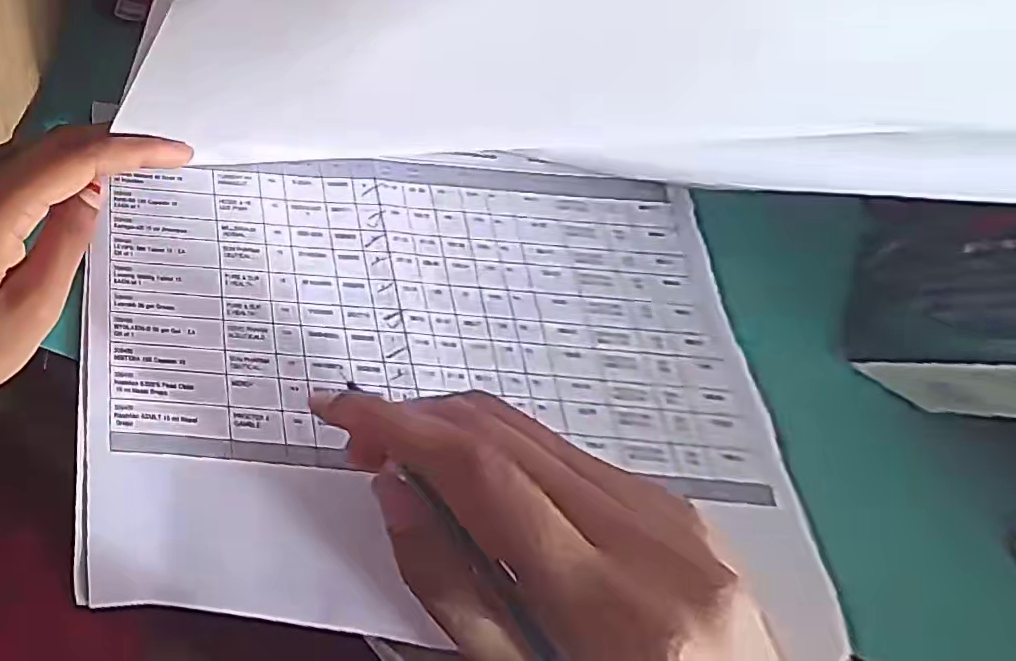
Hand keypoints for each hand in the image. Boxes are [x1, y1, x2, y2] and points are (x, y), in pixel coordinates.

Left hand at [0, 124, 192, 485]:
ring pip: (43, 150)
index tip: (175, 151)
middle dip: (114, 141)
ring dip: (92, 149)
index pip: (73, 160)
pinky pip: (29, 170)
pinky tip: (93, 181)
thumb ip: (69, 239)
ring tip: (142, 160)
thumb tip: (95, 188)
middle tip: (167, 151)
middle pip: (56, 143)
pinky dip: (68, 166)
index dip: (128, 150)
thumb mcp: (35, 306)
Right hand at [311, 391, 780, 660]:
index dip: (393, 423)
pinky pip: (560, 449)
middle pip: (497, 431)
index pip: (479, 468)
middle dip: (411, 419)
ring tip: (411, 460)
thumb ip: (449, 591)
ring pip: (524, 427)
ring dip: (449, 427)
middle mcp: (654, 545)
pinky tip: (478, 481)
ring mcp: (675, 522)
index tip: (336, 407)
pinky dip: (498, 447)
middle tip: (362, 445)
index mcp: (617, 608)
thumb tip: (392, 488)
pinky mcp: (678, 512)